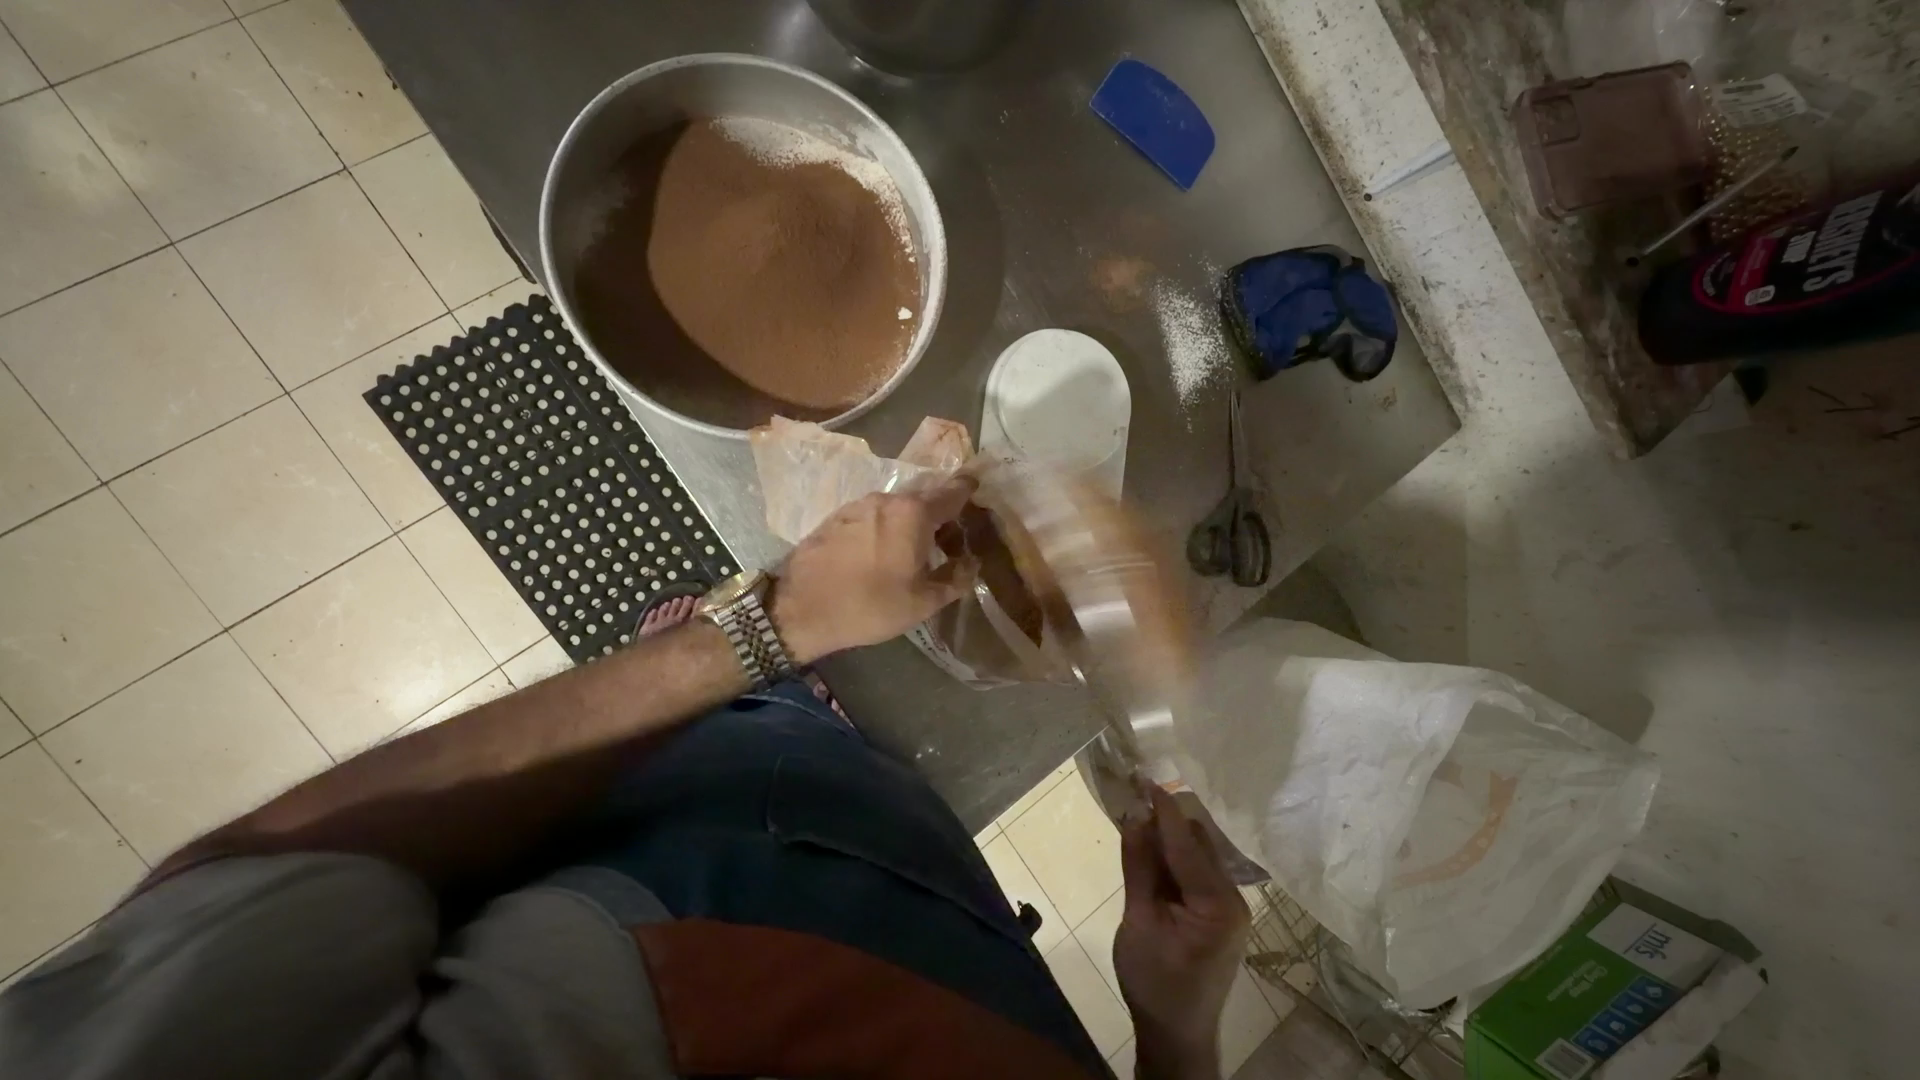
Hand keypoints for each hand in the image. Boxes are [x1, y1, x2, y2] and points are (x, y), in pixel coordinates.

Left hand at [769, 476, 976, 663]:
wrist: (800, 609)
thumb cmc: (870, 606)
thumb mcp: (923, 602)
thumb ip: (955, 579)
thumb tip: (972, 563)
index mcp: (914, 513)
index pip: (953, 492)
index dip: (970, 491)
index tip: (980, 489)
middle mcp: (887, 499)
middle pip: (924, 500)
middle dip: (941, 516)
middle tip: (950, 543)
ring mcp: (857, 505)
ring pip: (896, 508)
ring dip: (911, 524)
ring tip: (915, 554)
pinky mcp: (836, 517)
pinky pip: (873, 516)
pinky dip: (886, 528)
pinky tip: (883, 554)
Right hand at [1114, 787, 1251, 1079]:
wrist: (1176, 1032)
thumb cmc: (1154, 982)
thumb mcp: (1139, 922)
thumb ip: (1138, 868)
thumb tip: (1133, 817)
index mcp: (1218, 903)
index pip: (1186, 843)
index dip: (1163, 809)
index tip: (1143, 777)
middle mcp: (1233, 898)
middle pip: (1197, 842)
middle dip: (1166, 817)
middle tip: (1133, 793)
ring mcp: (1229, 904)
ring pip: (1198, 852)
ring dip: (1169, 835)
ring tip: (1137, 813)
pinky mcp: (1219, 911)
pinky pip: (1196, 869)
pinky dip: (1174, 855)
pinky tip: (1150, 847)